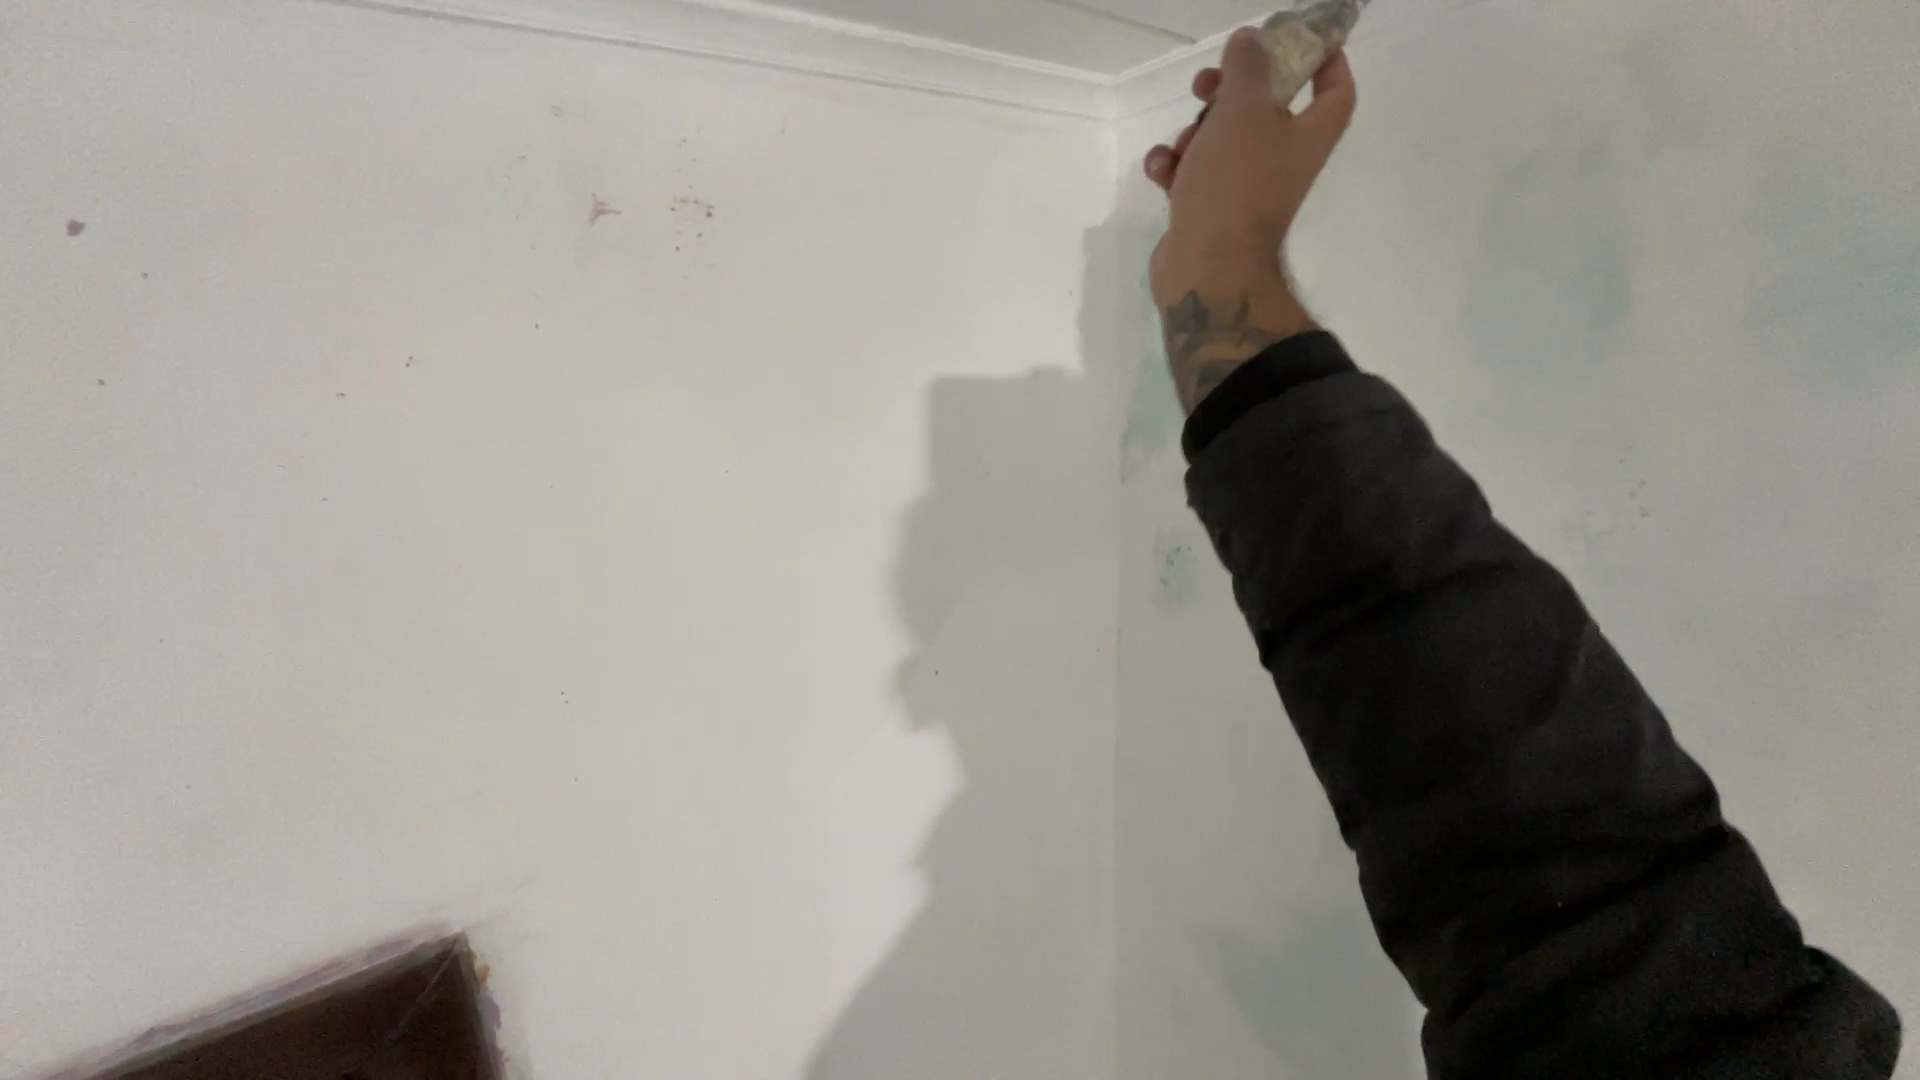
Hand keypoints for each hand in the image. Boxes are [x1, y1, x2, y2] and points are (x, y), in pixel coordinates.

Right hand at [1143, 29, 1356, 410]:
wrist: (1207, 268)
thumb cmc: (1235, 184)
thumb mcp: (1243, 109)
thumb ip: (1247, 67)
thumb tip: (1250, 40)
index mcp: (1309, 135)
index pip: (1336, 89)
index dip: (1325, 59)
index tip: (1294, 40)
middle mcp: (1283, 162)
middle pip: (1265, 110)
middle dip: (1232, 91)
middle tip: (1206, 83)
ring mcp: (1245, 191)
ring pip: (1222, 143)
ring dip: (1195, 132)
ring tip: (1180, 141)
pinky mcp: (1210, 213)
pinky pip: (1194, 177)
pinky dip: (1176, 168)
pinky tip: (1161, 170)